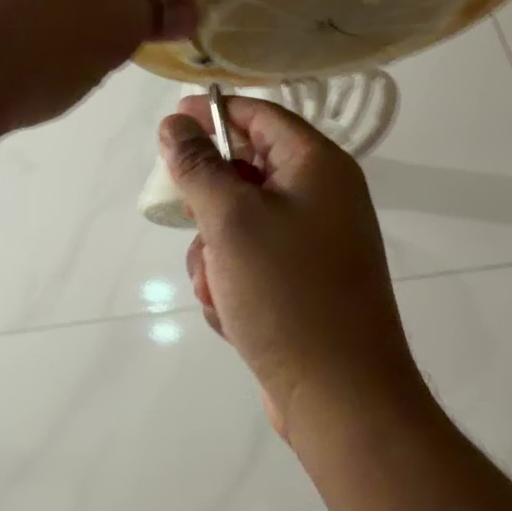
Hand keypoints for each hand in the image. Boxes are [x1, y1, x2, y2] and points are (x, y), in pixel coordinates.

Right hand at [158, 96, 422, 436]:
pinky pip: (252, 263)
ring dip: (216, 254)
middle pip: (246, 173)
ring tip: (218, 287)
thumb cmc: (287, 293)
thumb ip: (198, 166)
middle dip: (210, 205)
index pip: (261, 115)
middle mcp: (324, 198)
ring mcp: (316, 245)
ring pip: (240, 224)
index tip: (170, 126)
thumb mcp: (231, 220)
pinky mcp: (304, 286)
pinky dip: (232, 283)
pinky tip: (232, 315)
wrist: (341, 396)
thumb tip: (176, 124)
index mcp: (319, 167)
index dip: (214, 114)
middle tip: (191, 222)